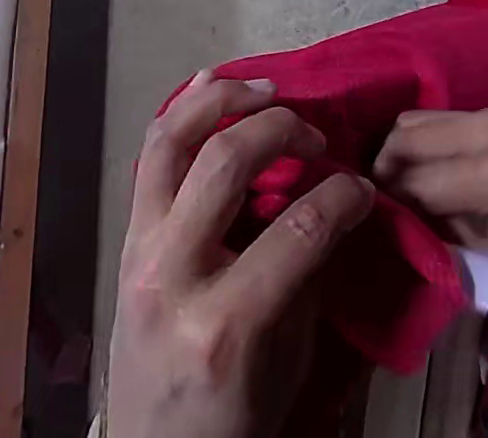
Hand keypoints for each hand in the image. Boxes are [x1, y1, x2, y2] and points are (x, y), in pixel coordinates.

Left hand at [107, 70, 375, 437]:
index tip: (362, 188)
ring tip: (265, 90)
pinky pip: (150, 156)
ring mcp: (135, 250)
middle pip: (225, 164)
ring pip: (169, 141)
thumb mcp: (290, 358)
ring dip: (221, 101)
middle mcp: (168, 274)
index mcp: (221, 324)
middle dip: (281, 131)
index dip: (341, 197)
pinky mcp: (125, 237)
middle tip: (313, 137)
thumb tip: (332, 198)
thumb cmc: (233, 418)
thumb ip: (310, 270)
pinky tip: (210, 84)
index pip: (296, 231)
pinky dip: (182, 111)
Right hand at [374, 106, 487, 313]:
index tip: (374, 230)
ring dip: (399, 153)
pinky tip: (421, 173)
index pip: (416, 184)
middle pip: (406, 138)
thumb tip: (407, 230)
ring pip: (416, 121)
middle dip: (384, 172)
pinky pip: (438, 120)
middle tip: (379, 207)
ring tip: (396, 191)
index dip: (391, 208)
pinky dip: (420, 143)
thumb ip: (457, 250)